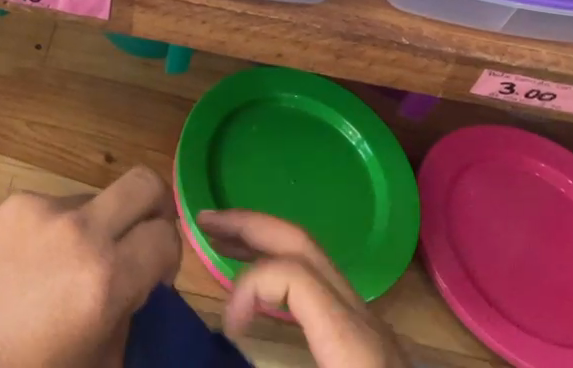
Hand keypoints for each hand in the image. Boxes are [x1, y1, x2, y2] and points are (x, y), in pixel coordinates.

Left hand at [0, 166, 182, 367]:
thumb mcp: (97, 360)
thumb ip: (128, 314)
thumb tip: (140, 283)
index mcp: (106, 278)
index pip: (167, 236)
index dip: (169, 256)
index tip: (155, 276)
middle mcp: (81, 231)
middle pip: (144, 183)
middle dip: (154, 209)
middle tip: (139, 241)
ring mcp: (44, 210)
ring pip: (97, 198)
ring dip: (99, 225)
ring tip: (69, 266)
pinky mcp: (15, 203)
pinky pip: (56, 206)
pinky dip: (59, 229)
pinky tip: (35, 264)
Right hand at [199, 210, 409, 367]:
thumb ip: (273, 367)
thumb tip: (225, 347)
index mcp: (354, 346)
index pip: (293, 273)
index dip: (248, 286)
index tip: (227, 330)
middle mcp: (365, 324)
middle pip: (305, 246)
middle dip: (251, 226)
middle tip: (203, 220)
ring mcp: (370, 332)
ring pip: (314, 261)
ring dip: (266, 244)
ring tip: (221, 240)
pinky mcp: (369, 349)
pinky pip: (320, 288)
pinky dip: (282, 273)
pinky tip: (260, 292)